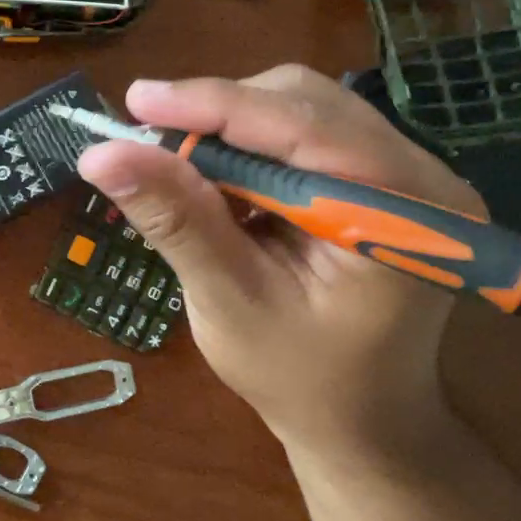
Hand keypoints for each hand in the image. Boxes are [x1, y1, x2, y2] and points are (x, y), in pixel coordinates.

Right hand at [77, 65, 485, 457]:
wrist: (360, 420)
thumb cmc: (300, 378)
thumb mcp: (229, 301)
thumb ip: (176, 220)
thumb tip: (101, 154)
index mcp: (401, 210)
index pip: (303, 126)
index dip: (213, 105)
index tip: (135, 100)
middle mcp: (419, 174)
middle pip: (304, 103)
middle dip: (218, 115)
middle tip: (147, 145)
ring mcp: (403, 173)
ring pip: (299, 109)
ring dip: (228, 130)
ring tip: (176, 171)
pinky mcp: (376, 179)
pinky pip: (302, 135)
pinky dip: (246, 149)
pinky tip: (215, 184)